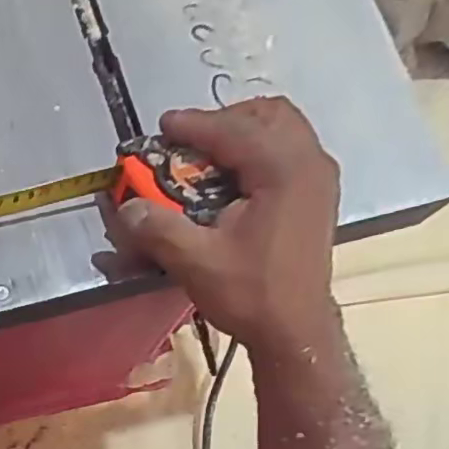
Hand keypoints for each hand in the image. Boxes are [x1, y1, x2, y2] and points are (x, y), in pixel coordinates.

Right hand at [111, 97, 342, 355]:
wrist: (295, 333)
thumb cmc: (251, 296)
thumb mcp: (196, 262)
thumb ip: (159, 228)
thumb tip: (127, 207)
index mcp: (284, 169)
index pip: (233, 129)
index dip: (193, 125)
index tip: (163, 126)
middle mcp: (310, 162)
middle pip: (266, 115)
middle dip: (224, 122)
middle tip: (189, 144)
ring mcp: (321, 179)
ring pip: (283, 130)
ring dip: (245, 134)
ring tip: (210, 159)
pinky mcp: (320, 197)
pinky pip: (290, 152)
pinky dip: (261, 153)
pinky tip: (235, 181)